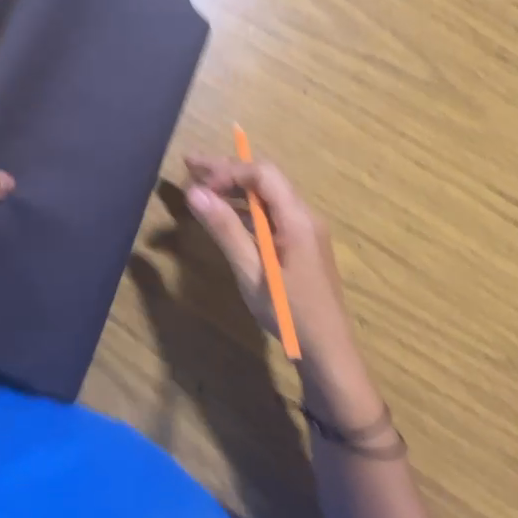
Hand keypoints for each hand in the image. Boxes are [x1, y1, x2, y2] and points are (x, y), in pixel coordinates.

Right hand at [184, 156, 374, 402]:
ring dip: (233, 187)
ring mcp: (304, 230)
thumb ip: (225, 230)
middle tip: (189, 164)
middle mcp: (304, 216)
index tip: (198, 184)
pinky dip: (243, 208)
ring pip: (266, 195)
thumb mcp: (252, 273)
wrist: (329, 353)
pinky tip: (223, 214)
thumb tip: (195, 192)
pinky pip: (270, 213)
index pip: (262, 174)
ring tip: (199, 185)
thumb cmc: (290, 313)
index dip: (227, 171)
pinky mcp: (300, 244)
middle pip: (264, 179)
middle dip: (226, 170)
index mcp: (297, 219)